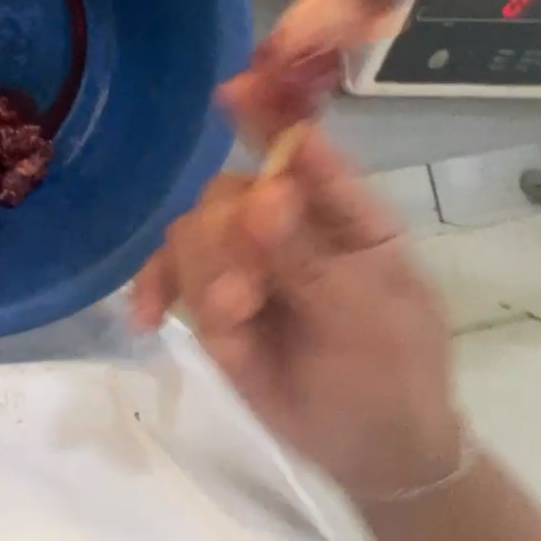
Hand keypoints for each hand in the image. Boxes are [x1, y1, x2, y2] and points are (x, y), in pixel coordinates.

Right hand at [130, 78, 462, 498]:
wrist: (369, 449)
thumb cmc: (393, 374)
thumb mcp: (366, 318)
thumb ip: (308, 257)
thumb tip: (263, 195)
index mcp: (341, 213)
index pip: (302, 149)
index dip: (269, 115)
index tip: (234, 90)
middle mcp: (284, 222)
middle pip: (227, 193)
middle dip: (228, 240)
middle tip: (246, 293)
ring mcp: (241, 258)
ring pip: (190, 229)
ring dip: (202, 276)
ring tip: (234, 322)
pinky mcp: (206, 293)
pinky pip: (162, 269)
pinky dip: (152, 287)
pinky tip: (147, 317)